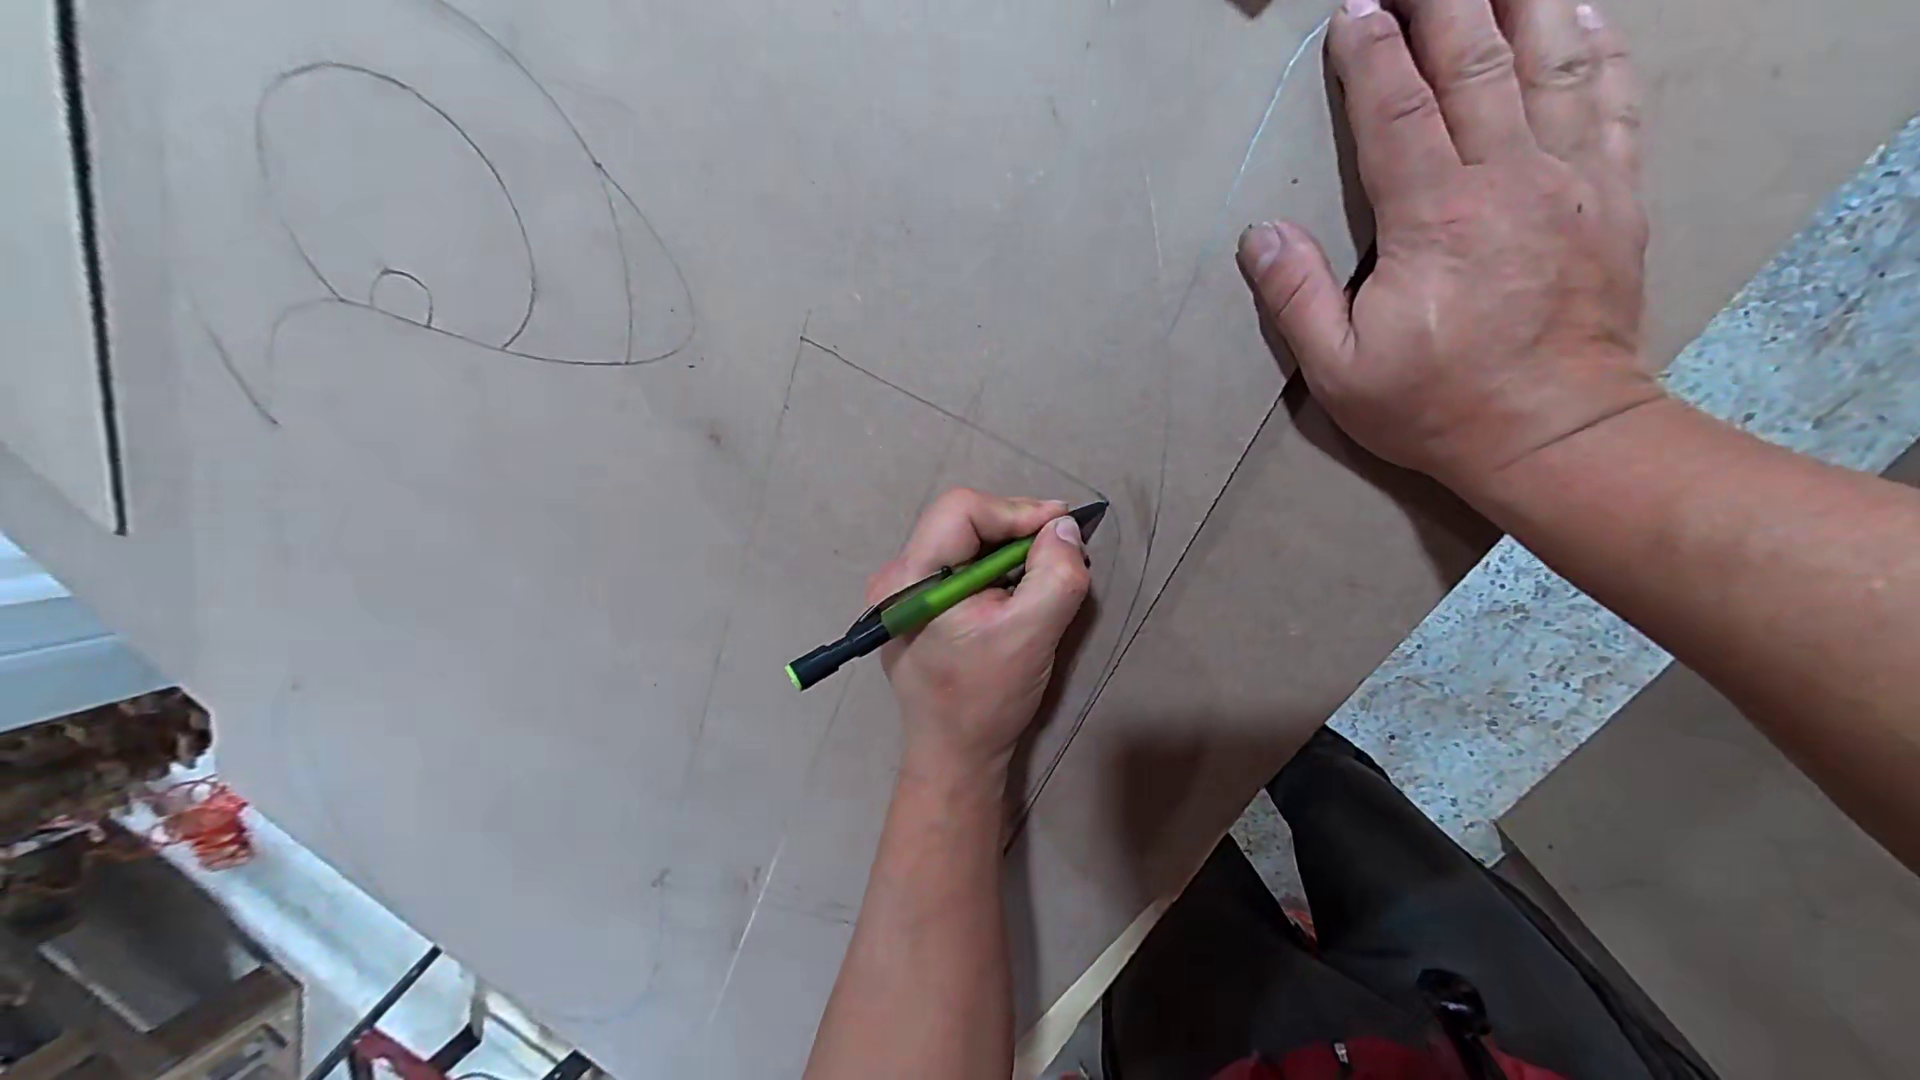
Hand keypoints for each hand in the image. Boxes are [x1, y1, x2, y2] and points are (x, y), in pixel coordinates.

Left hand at [867, 489, 1091, 781]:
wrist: (954, 754)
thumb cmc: (987, 699)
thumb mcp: (1033, 634)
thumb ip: (1056, 574)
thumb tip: (1062, 526)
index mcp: (910, 579)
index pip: (962, 510)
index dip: (1017, 511)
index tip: (1062, 527)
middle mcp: (895, 577)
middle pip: (961, 521)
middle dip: (1015, 528)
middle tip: (1057, 547)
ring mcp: (901, 591)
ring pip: (962, 540)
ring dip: (1007, 547)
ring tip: (1040, 570)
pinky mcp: (915, 604)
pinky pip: (958, 563)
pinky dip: (993, 566)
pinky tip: (1015, 588)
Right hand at [1238, 0, 1661, 493]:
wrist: (1551, 432)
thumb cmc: (1432, 405)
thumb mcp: (1337, 368)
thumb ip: (1295, 297)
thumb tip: (1259, 234)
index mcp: (1434, 219)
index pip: (1397, 114)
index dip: (1372, 56)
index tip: (1352, 12)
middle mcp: (1510, 179)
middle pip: (1477, 64)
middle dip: (1445, 5)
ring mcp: (1573, 180)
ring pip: (1553, 61)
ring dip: (1522, 4)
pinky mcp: (1615, 196)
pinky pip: (1612, 97)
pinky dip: (1596, 45)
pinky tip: (1578, 15)